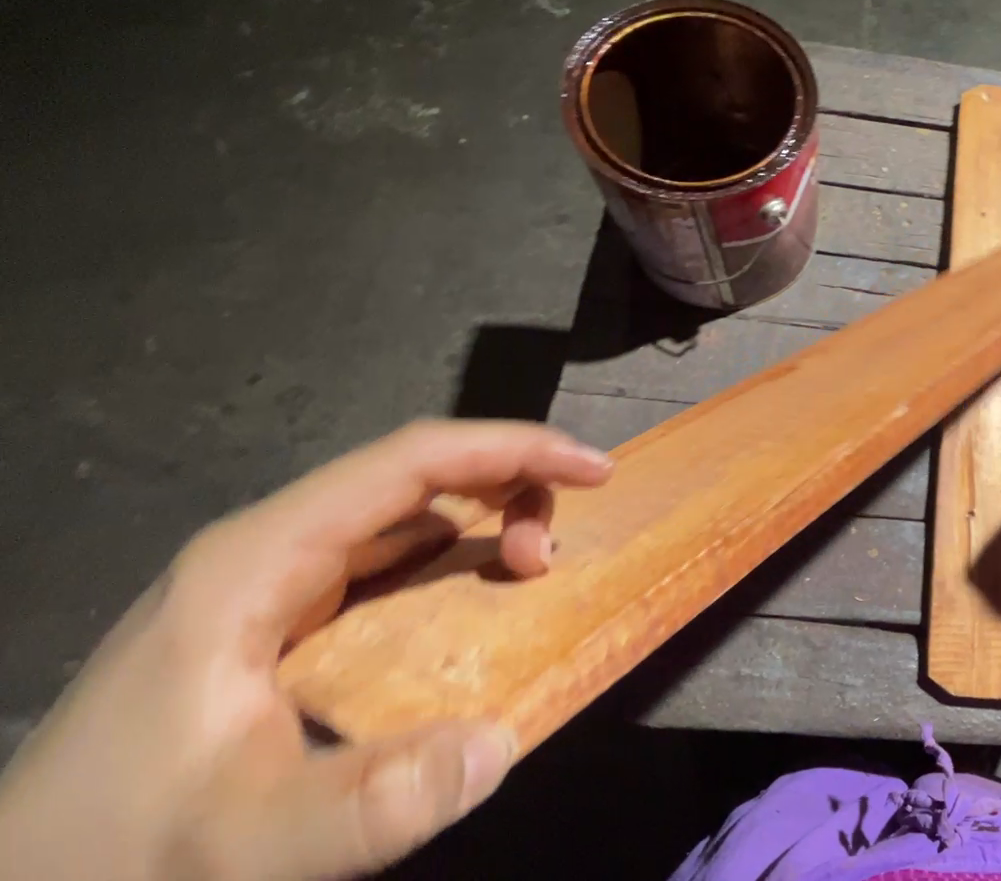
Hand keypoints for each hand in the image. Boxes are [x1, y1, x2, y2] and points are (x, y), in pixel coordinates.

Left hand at [0, 419, 613, 879]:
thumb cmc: (115, 857)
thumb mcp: (245, 842)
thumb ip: (370, 802)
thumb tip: (501, 744)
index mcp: (259, 560)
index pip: (410, 462)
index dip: (513, 451)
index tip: (594, 472)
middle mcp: (271, 553)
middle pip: (415, 477)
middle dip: (508, 490)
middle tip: (551, 556)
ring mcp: (273, 589)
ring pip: (405, 519)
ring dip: (484, 528)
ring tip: (530, 575)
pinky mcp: (282, 628)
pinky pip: (391, 570)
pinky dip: (455, 570)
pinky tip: (477, 611)